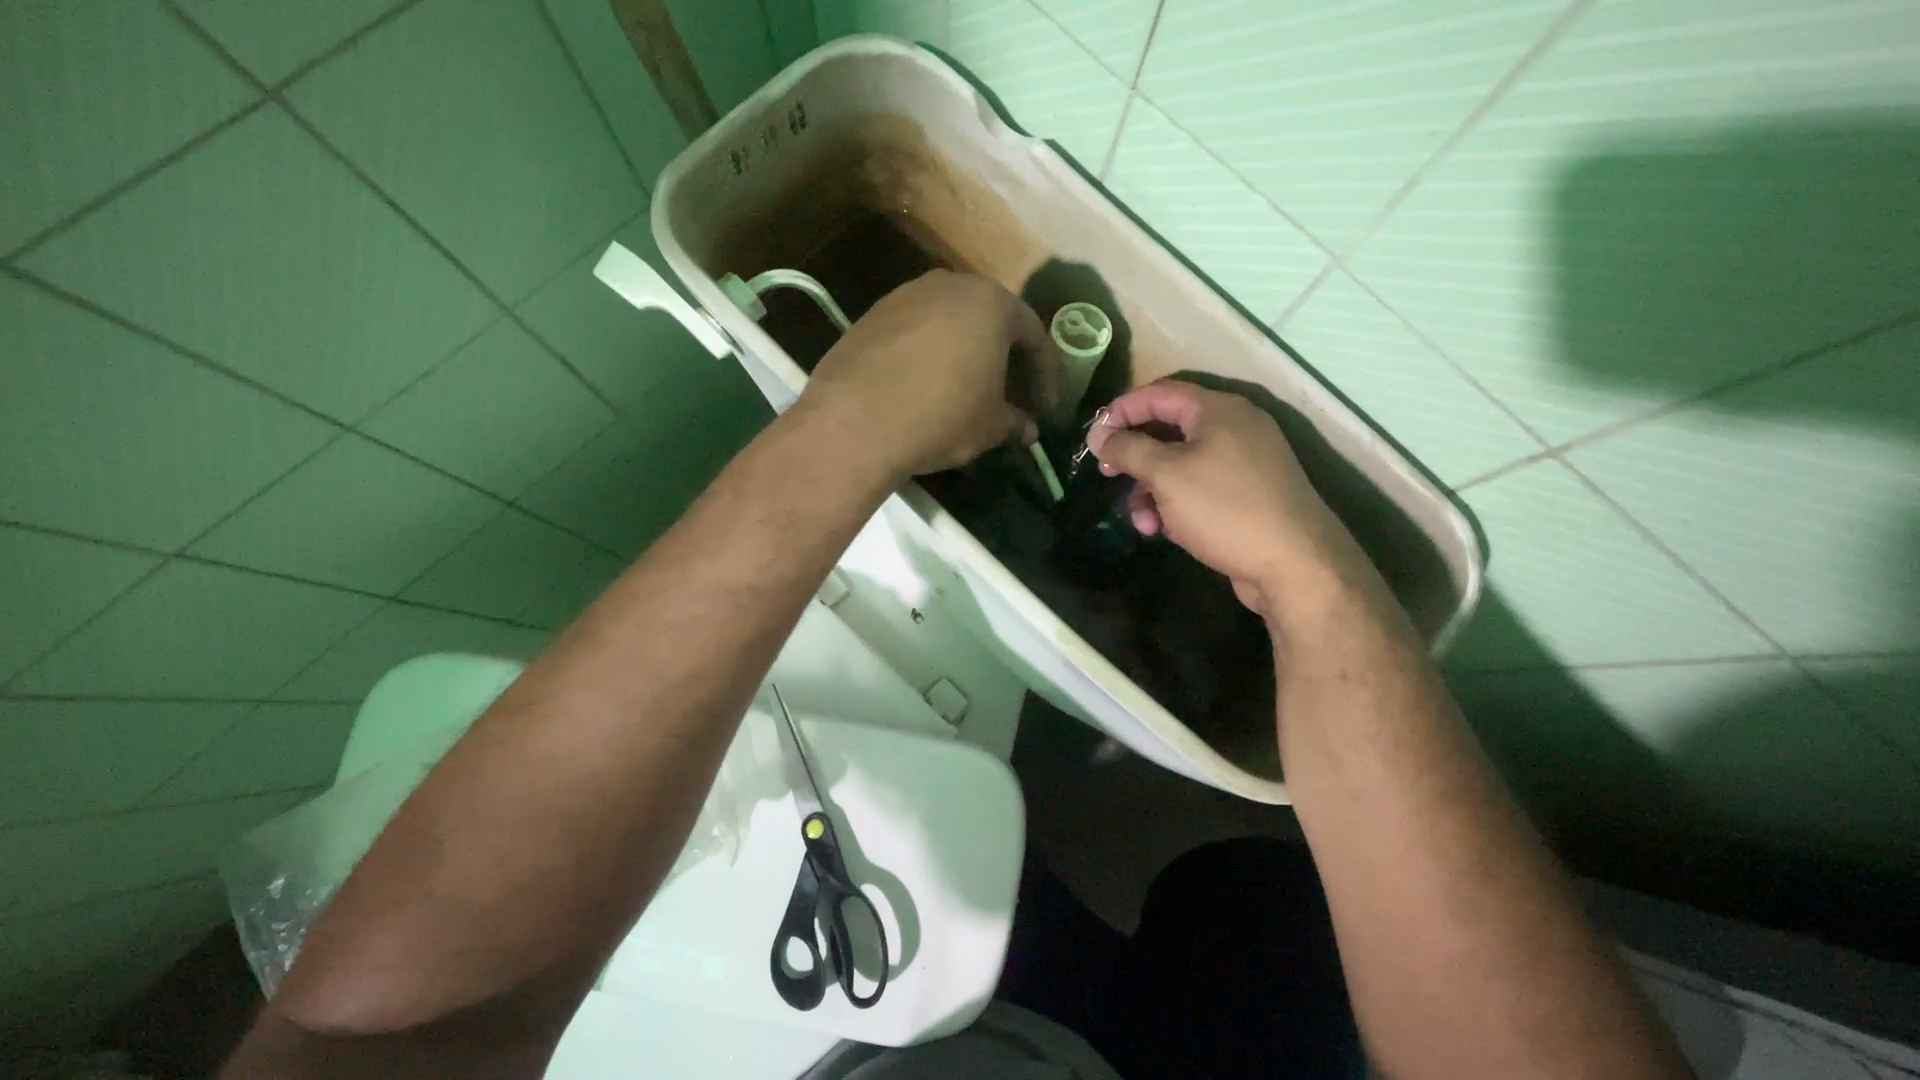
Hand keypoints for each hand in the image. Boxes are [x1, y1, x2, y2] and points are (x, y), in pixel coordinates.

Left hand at [798, 270, 1049, 478]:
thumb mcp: (991, 427)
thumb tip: (1027, 430)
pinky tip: (924, 388)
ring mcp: (904, 296)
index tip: (1045, 409)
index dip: (1045, 375)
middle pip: (989, 320)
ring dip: (963, 354)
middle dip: (1004, 359)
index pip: (1033, 335)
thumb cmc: (942, 416)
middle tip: (1009, 396)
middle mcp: (949, 285)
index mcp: (991, 303)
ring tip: (966, 391)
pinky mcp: (870, 316)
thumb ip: (1015, 422)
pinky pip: (913, 334)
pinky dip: (927, 356)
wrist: (855, 421)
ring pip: (948, 323)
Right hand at [1085, 380, 1371, 618]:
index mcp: (1218, 410)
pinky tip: (1164, 531)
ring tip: (1142, 522)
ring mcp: (1244, 463)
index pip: (1159, 393)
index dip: (1121, 410)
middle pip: (1169, 430)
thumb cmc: (1224, 508)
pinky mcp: (1248, 495)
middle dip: (1135, 457)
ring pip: (1181, 464)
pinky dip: (1177, 504)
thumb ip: (1128, 449)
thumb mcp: (1166, 474)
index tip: (1094, 438)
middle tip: (1108, 476)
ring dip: (1152, 490)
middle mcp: (1235, 428)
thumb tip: (1100, 435)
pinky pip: (1200, 488)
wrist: (1294, 563)